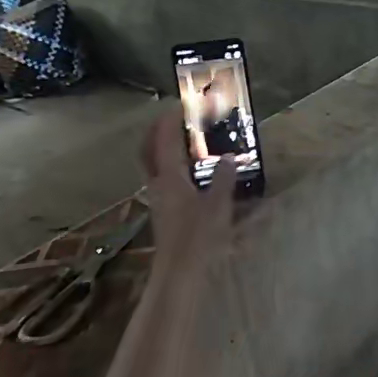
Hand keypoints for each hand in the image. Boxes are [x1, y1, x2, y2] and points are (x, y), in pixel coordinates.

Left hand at [140, 104, 234, 267]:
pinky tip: (190, 174)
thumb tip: (230, 157)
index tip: (181, 104)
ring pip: (152, 166)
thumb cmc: (198, 237)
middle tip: (172, 120)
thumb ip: (224, 179)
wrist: (179, 272)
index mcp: (169, 177)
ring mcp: (158, 200)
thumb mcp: (217, 205)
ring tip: (184, 143)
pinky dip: (171, 168)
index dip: (170, 119)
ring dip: (162, 149)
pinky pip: (163, 180)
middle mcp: (157, 184)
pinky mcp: (163, 213)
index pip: (163, 139)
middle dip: (156, 131)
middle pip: (147, 149)